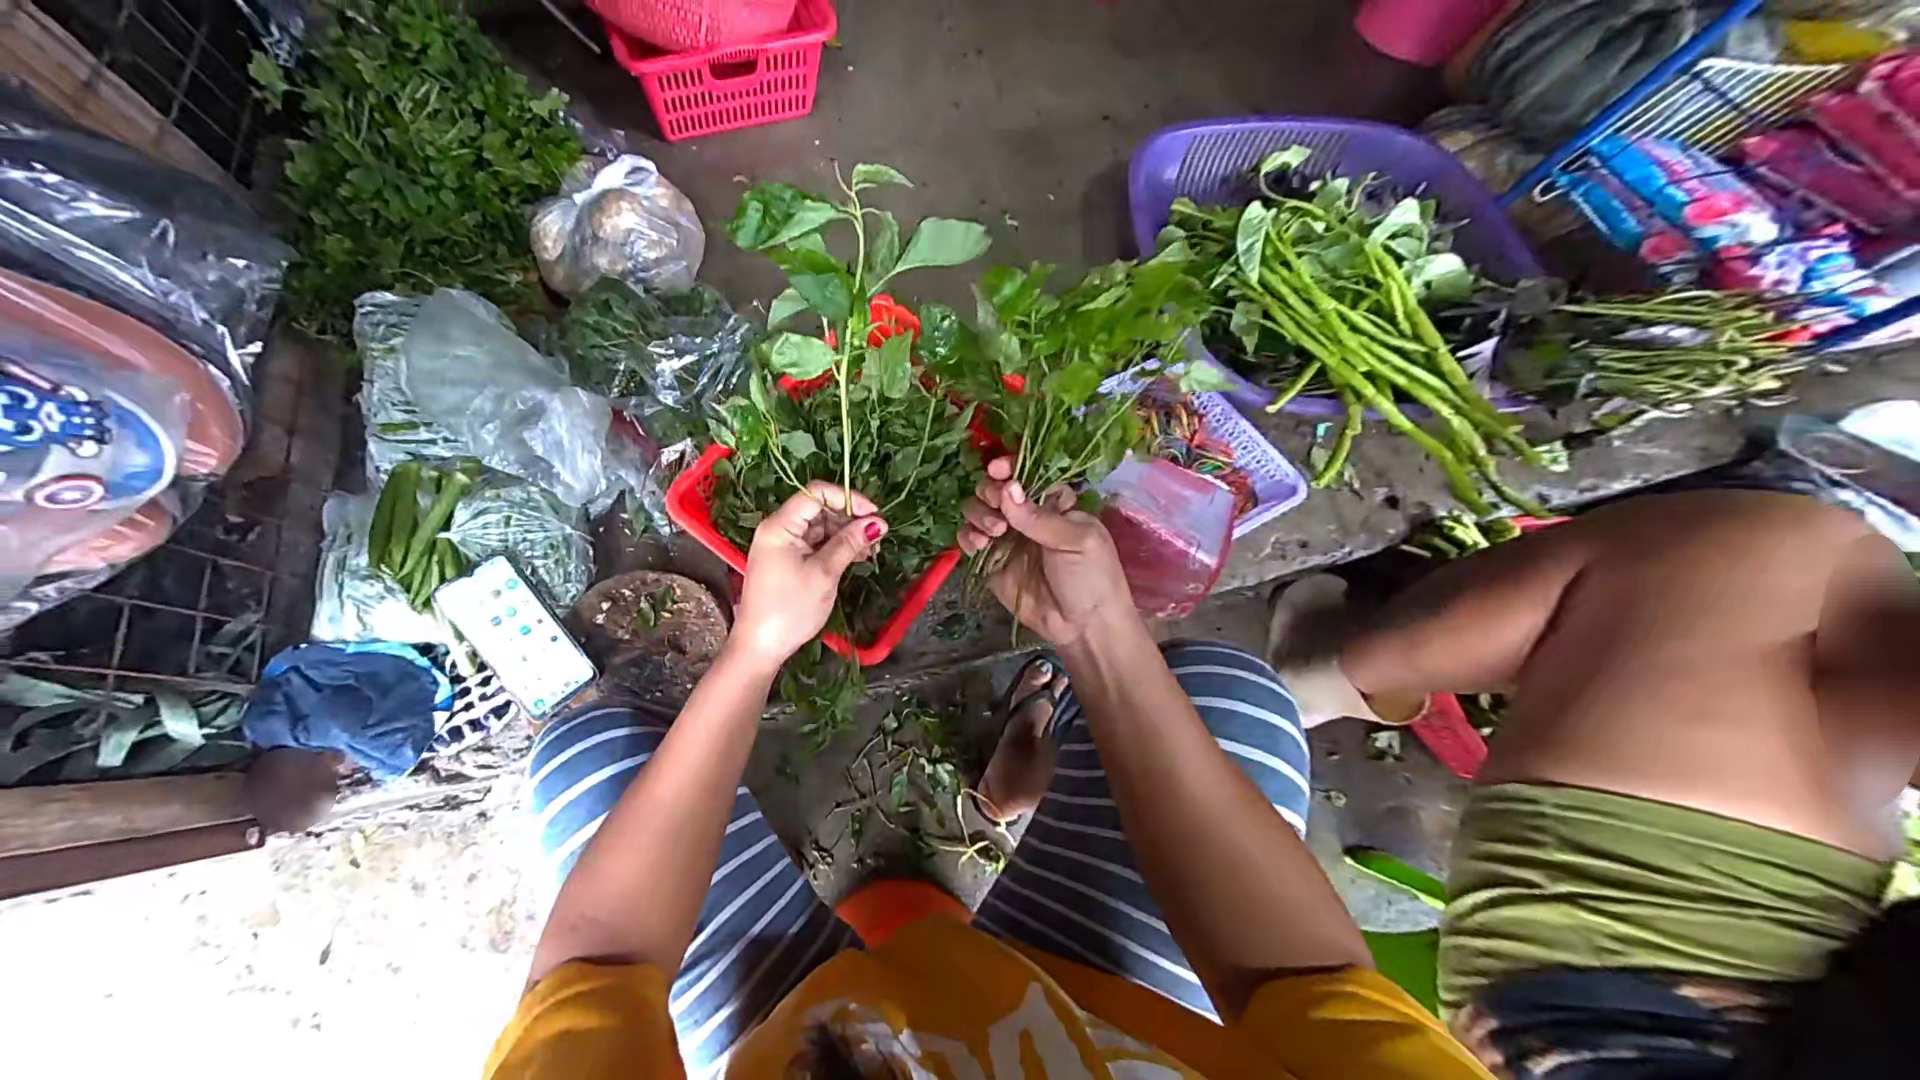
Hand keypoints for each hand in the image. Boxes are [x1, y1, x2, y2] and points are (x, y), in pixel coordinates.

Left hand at [733, 482, 885, 667]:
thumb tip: (878, 523)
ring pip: (822, 527)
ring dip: (848, 534)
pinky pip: (818, 544)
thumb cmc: (790, 608)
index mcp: (781, 525)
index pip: (817, 493)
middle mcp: (780, 529)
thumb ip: (849, 543)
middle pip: (821, 509)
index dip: (848, 498)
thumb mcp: (824, 573)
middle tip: (877, 538)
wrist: (761, 646)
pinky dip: (838, 547)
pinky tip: (858, 557)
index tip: (874, 514)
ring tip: (871, 551)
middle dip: (851, 519)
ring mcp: (785, 545)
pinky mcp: (791, 560)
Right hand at [958, 457, 1131, 647]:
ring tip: (995, 531)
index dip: (1009, 467)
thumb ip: (1039, 516)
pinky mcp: (991, 562)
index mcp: (1052, 502)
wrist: (1083, 626)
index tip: (998, 470)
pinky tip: (980, 545)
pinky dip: (968, 536)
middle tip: (1000, 509)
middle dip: (990, 491)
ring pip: (978, 510)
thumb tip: (1007, 488)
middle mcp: (1026, 515)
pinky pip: (969, 540)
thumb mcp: (1076, 540)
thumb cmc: (1092, 576)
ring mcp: (1006, 538)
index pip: (1026, 473)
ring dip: (979, 513)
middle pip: (995, 488)